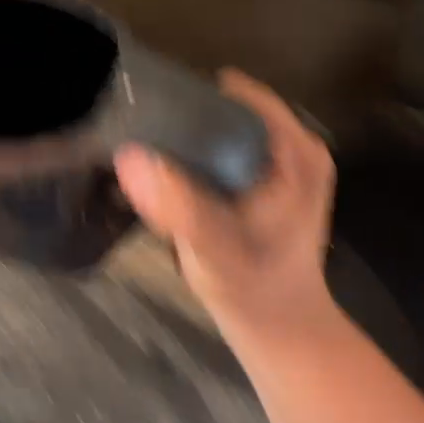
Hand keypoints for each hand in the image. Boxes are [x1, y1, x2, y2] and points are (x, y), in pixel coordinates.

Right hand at [113, 69, 336, 333]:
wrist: (282, 330)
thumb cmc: (254, 288)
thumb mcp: (214, 248)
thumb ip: (176, 205)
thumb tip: (128, 156)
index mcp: (295, 150)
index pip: (233, 92)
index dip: (185, 95)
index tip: (139, 105)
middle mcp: (293, 145)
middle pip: (223, 104)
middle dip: (177, 113)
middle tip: (133, 129)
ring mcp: (281, 160)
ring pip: (219, 124)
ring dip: (180, 133)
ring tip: (140, 144)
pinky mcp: (264, 176)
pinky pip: (221, 144)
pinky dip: (191, 151)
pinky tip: (164, 170)